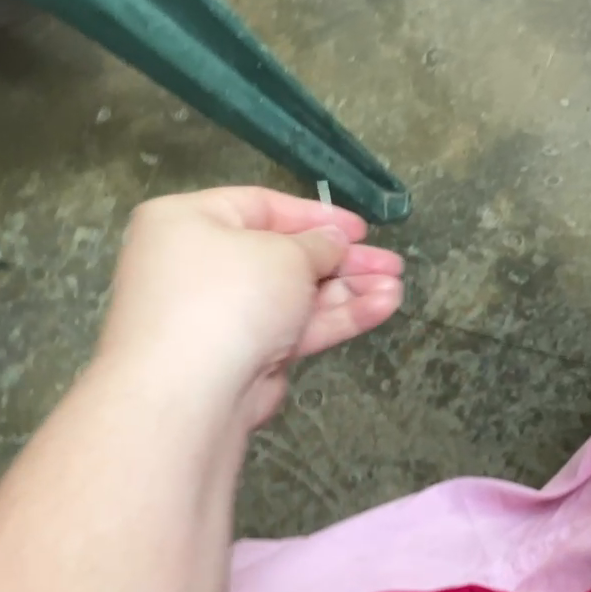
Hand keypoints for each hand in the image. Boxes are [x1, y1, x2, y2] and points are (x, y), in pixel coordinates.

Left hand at [94, 187, 404, 428]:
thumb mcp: (284, 253)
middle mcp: (208, 263)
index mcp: (193, 222)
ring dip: (354, 289)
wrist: (194, 385)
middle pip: (291, 254)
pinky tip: (385, 307)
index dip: (316, 215)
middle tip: (392, 264)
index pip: (262, 207)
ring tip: (397, 289)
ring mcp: (233, 310)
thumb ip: (319, 243)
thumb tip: (334, 241)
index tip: (362, 228)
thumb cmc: (230, 295)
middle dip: (347, 260)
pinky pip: (303, 323)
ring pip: (304, 293)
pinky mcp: (256, 348)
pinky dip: (343, 315)